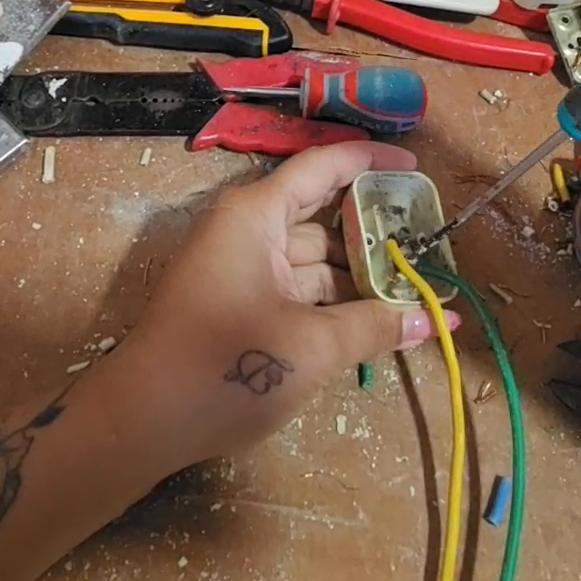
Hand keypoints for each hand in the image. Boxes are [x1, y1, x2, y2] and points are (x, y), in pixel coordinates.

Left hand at [117, 142, 458, 467]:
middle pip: (320, 213)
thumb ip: (375, 326)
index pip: (322, 168)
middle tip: (426, 239)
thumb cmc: (227, 365)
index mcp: (256, 213)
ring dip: (355, 271)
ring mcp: (239, 265)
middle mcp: (247, 228)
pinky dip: (329, 297)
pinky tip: (373, 316)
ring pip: (310, 255)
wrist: (143, 419)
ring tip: (414, 285)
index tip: (417, 169)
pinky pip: (293, 284)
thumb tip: (437, 322)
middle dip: (372, 228)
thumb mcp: (311, 346)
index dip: (371, 162)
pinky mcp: (237, 299)